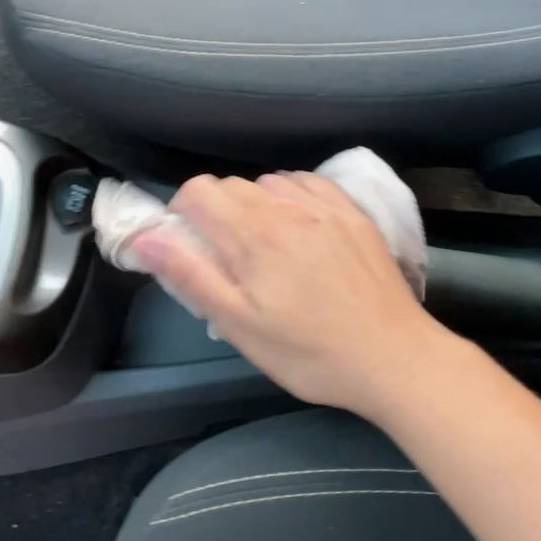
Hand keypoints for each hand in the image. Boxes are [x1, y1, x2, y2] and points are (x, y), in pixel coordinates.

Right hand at [131, 172, 457, 417]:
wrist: (394, 357)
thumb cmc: (310, 352)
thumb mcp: (240, 325)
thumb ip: (190, 275)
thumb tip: (146, 238)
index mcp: (251, 234)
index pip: (198, 191)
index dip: (182, 212)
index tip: (188, 243)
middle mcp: (284, 207)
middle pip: (230, 185)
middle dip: (215, 211)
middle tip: (225, 256)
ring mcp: (323, 206)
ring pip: (268, 182)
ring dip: (253, 203)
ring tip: (263, 244)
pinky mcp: (352, 212)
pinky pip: (307, 182)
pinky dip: (291, 195)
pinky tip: (298, 224)